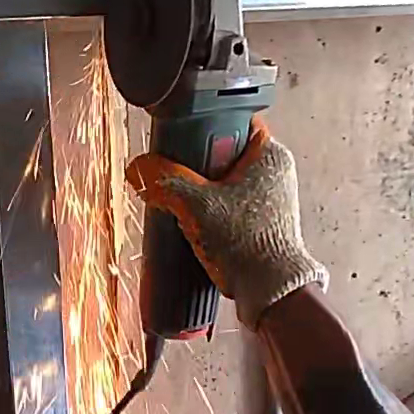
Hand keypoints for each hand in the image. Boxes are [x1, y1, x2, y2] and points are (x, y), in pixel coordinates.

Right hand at [125, 118, 326, 327]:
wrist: (270, 292)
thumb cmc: (247, 243)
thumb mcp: (196, 205)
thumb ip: (165, 181)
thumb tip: (138, 168)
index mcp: (269, 155)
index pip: (234, 120)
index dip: (205, 126)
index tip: (181, 139)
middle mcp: (274, 172)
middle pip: (224, 152)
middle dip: (196, 164)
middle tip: (175, 173)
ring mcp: (270, 198)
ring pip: (224, 180)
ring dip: (201, 189)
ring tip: (181, 201)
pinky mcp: (262, 221)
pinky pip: (229, 202)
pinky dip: (211, 208)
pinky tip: (194, 221)